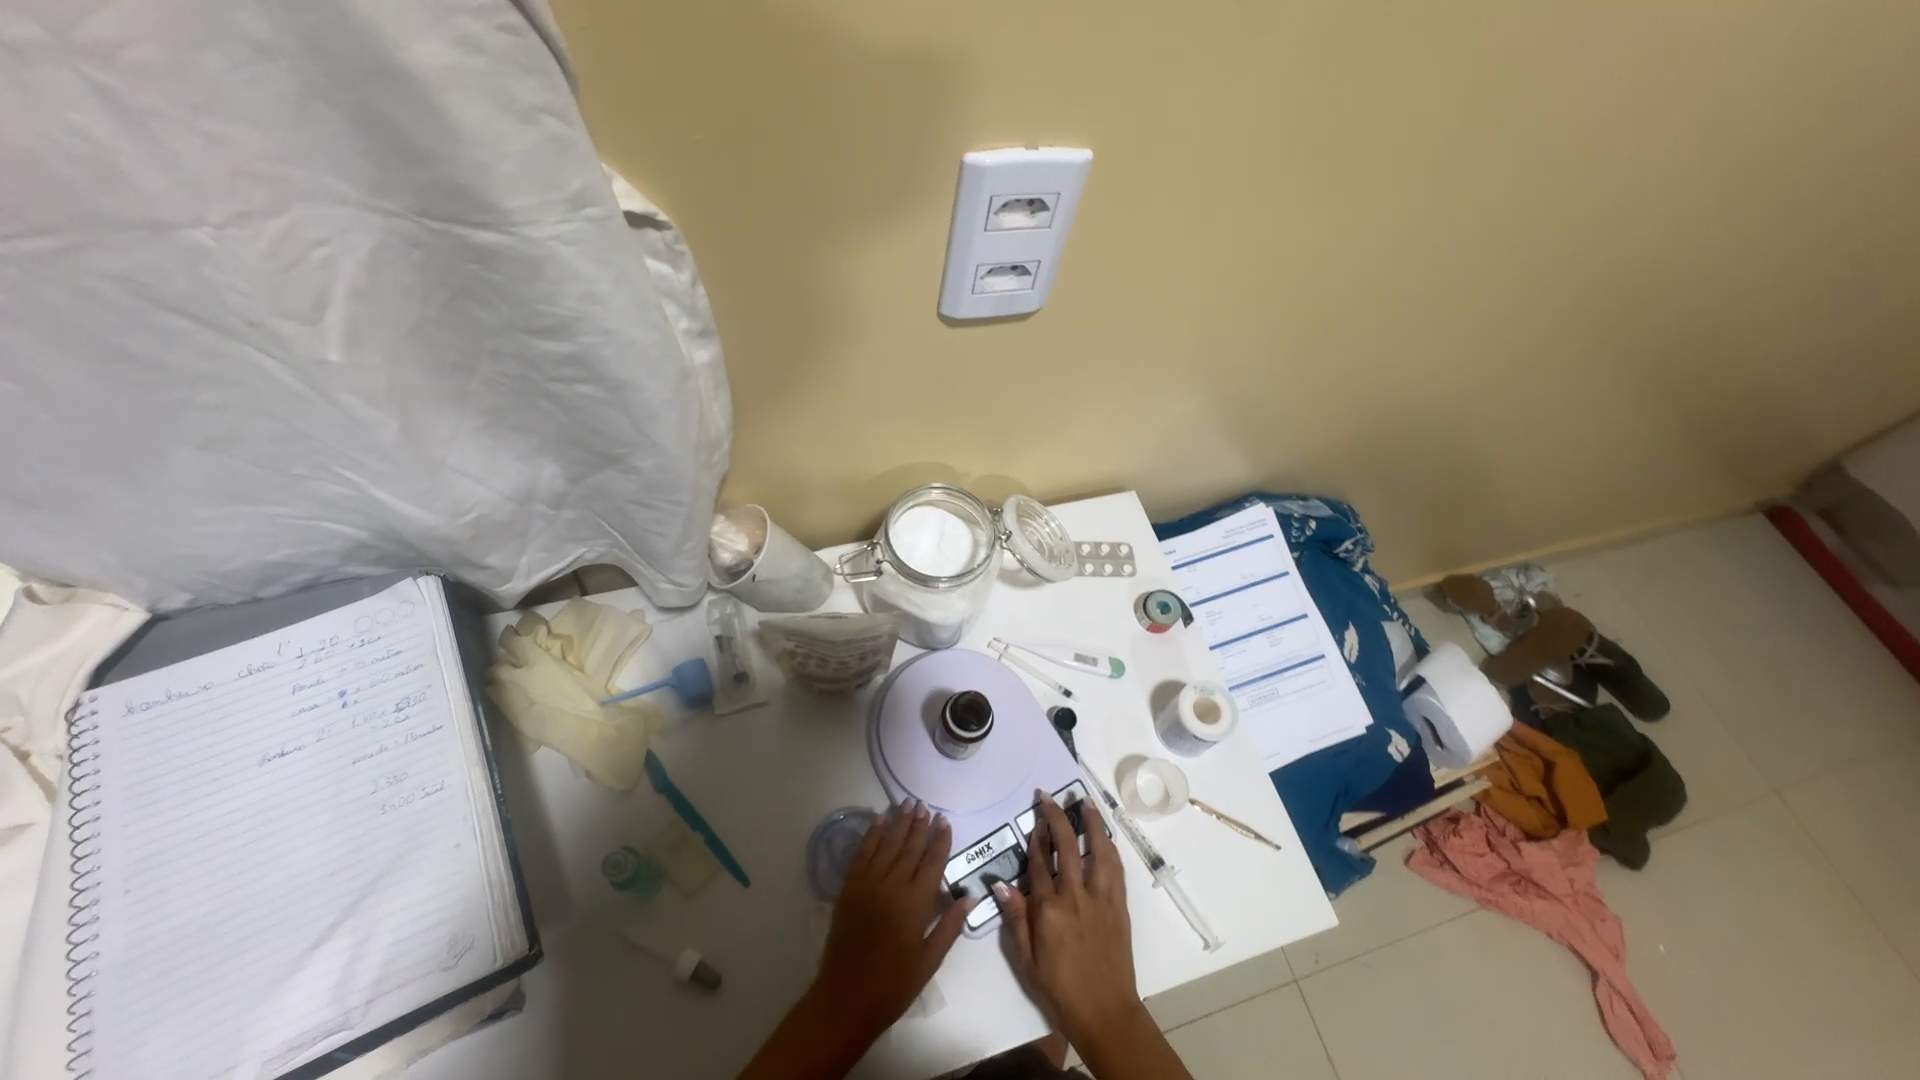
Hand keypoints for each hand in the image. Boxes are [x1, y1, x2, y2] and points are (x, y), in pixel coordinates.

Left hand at [814, 798, 973, 1035]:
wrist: (846, 998)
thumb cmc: (894, 984)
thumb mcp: (930, 960)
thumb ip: (949, 926)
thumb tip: (969, 897)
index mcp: (916, 903)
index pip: (933, 861)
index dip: (940, 839)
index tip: (945, 820)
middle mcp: (893, 886)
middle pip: (909, 847)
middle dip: (919, 824)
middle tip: (925, 805)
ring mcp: (868, 885)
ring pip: (887, 845)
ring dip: (897, 823)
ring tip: (906, 804)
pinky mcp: (849, 889)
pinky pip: (862, 854)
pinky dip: (871, 836)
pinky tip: (878, 822)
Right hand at [995, 792, 1145, 1043]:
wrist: (1105, 1012)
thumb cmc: (1059, 991)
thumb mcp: (1026, 961)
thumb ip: (1016, 919)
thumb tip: (1002, 884)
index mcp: (1048, 911)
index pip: (1038, 864)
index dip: (1034, 839)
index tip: (1033, 819)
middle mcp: (1075, 897)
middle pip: (1066, 847)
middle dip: (1057, 817)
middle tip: (1048, 796)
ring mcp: (1100, 899)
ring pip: (1097, 851)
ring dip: (1091, 823)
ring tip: (1084, 800)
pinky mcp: (1119, 906)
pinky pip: (1115, 869)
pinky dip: (1109, 848)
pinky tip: (1105, 836)